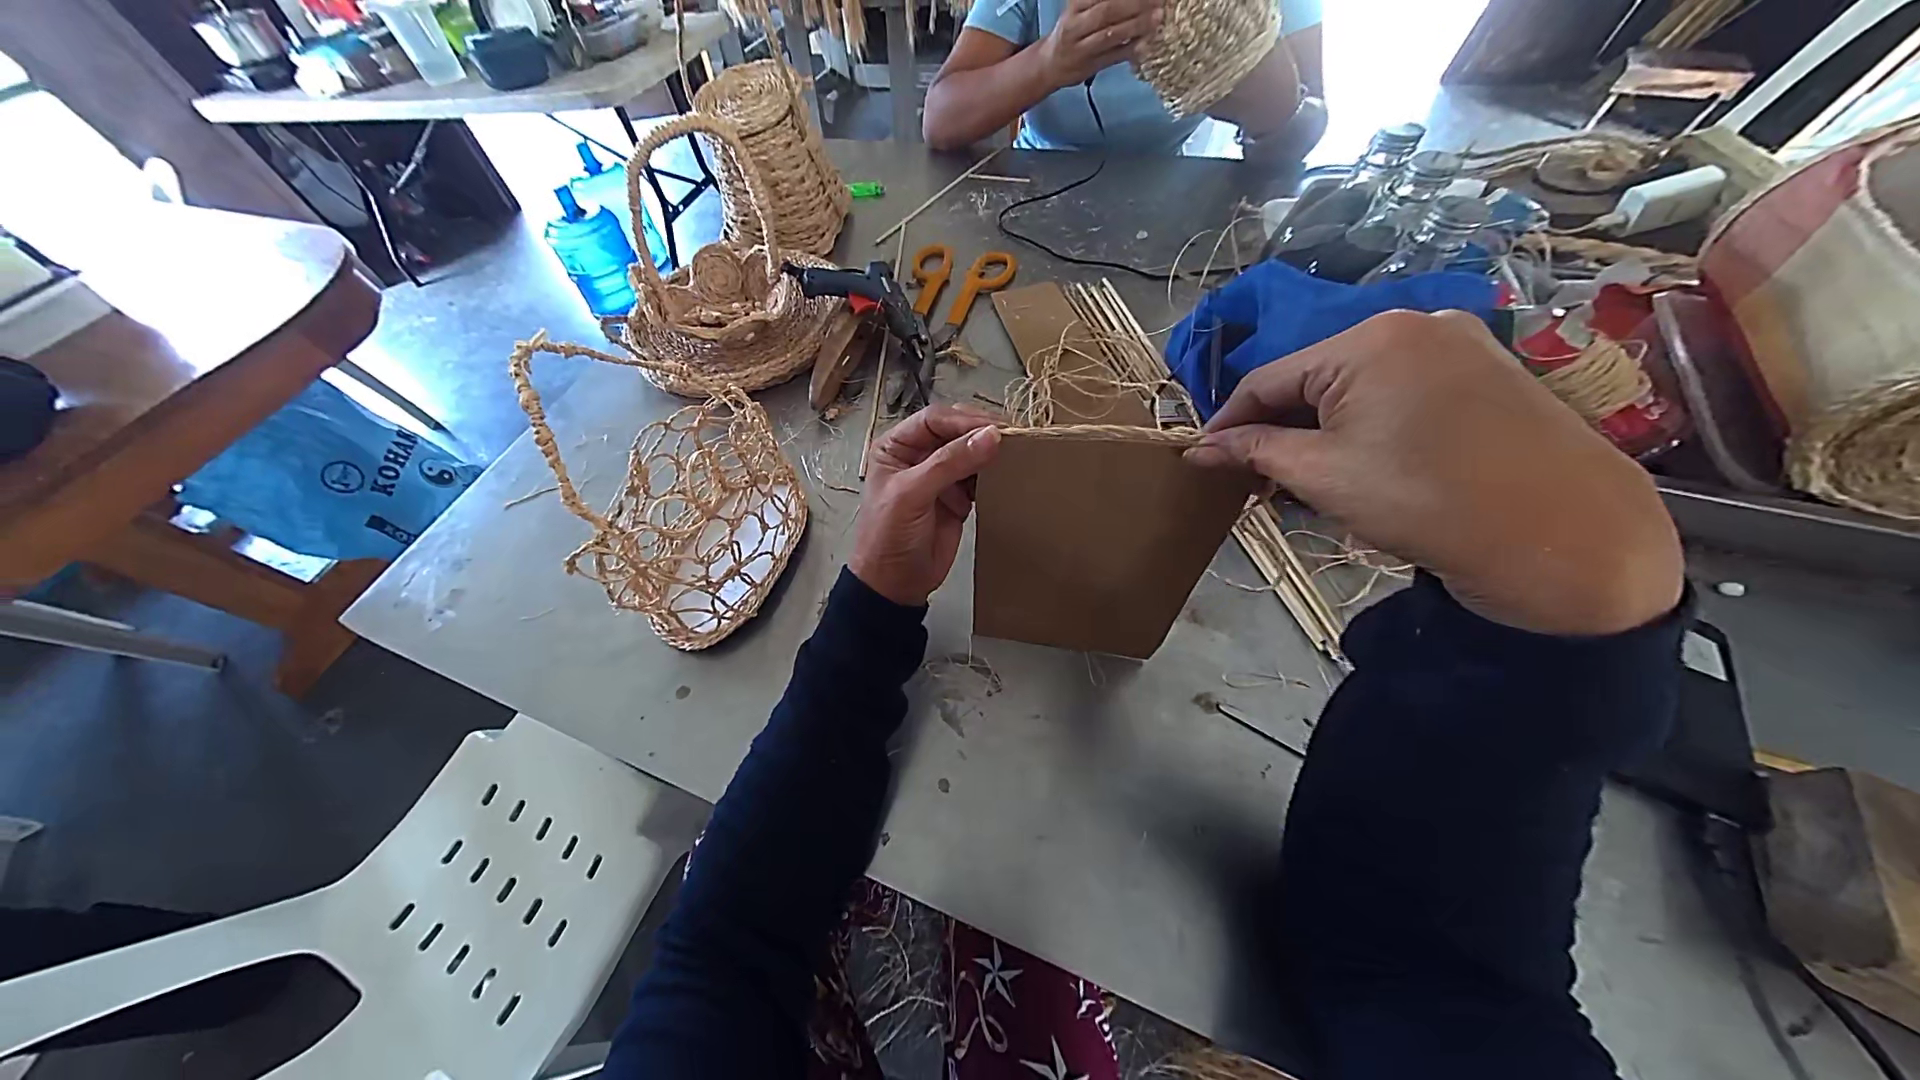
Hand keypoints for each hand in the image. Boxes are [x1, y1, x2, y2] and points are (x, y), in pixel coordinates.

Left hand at [851, 406, 1002, 606]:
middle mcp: (919, 456)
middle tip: (1012, 438)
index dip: (964, 420)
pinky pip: (979, 477)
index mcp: (897, 446)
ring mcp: (940, 477)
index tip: (995, 428)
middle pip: (955, 432)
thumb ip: (950, 463)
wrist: (895, 584)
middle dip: (980, 433)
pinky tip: (1007, 475)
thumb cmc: (889, 536)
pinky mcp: (958, 498)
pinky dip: (993, 475)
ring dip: (990, 453)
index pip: (934, 420)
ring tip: (1015, 453)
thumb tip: (992, 436)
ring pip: (970, 452)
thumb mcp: (912, 494)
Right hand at [1040, 0, 1161, 88]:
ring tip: (1157, 17)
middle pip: (1108, 10)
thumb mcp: (1080, 7)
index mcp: (1076, 4)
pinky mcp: (1090, 67)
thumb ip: (1100, 1)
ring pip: (1111, 34)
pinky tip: (1145, 44)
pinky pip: (1113, 57)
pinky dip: (1130, 51)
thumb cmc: (1071, 31)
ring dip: (1136, 25)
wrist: (1050, 64)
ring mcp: (1082, 48)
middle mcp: (1076, 25)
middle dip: (1135, 3)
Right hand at [1187, 311, 1683, 635]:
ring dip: (1319, 431)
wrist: (1562, 539)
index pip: (1267, 378)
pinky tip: (1359, 464)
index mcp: (1368, 338)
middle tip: (1256, 480)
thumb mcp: (1321, 475)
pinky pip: (1399, 393)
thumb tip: (1199, 449)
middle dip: (1277, 429)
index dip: (1228, 421)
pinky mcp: (1487, 373)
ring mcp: (1459, 345)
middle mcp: (1415, 324)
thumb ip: (1253, 452)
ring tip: (1304, 480)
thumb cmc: (1423, 500)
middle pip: (1313, 379)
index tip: (1204, 459)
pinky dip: (1365, 426)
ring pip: (1356, 388)